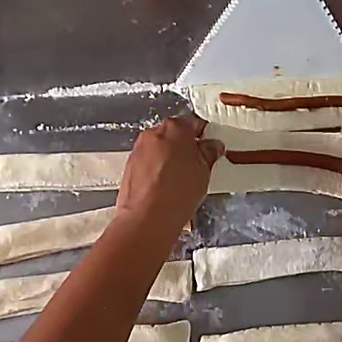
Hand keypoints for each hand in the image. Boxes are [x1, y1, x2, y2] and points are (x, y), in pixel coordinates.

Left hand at [116, 114, 221, 233]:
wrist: (147, 218)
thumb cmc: (178, 192)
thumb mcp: (205, 170)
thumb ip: (209, 152)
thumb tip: (212, 146)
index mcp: (175, 128)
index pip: (194, 122)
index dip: (205, 134)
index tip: (211, 145)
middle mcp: (154, 134)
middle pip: (174, 134)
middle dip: (186, 146)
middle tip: (199, 163)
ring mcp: (139, 150)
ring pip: (160, 148)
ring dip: (171, 158)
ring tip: (183, 179)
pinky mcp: (129, 167)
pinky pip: (149, 163)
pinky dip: (158, 170)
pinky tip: (168, 187)